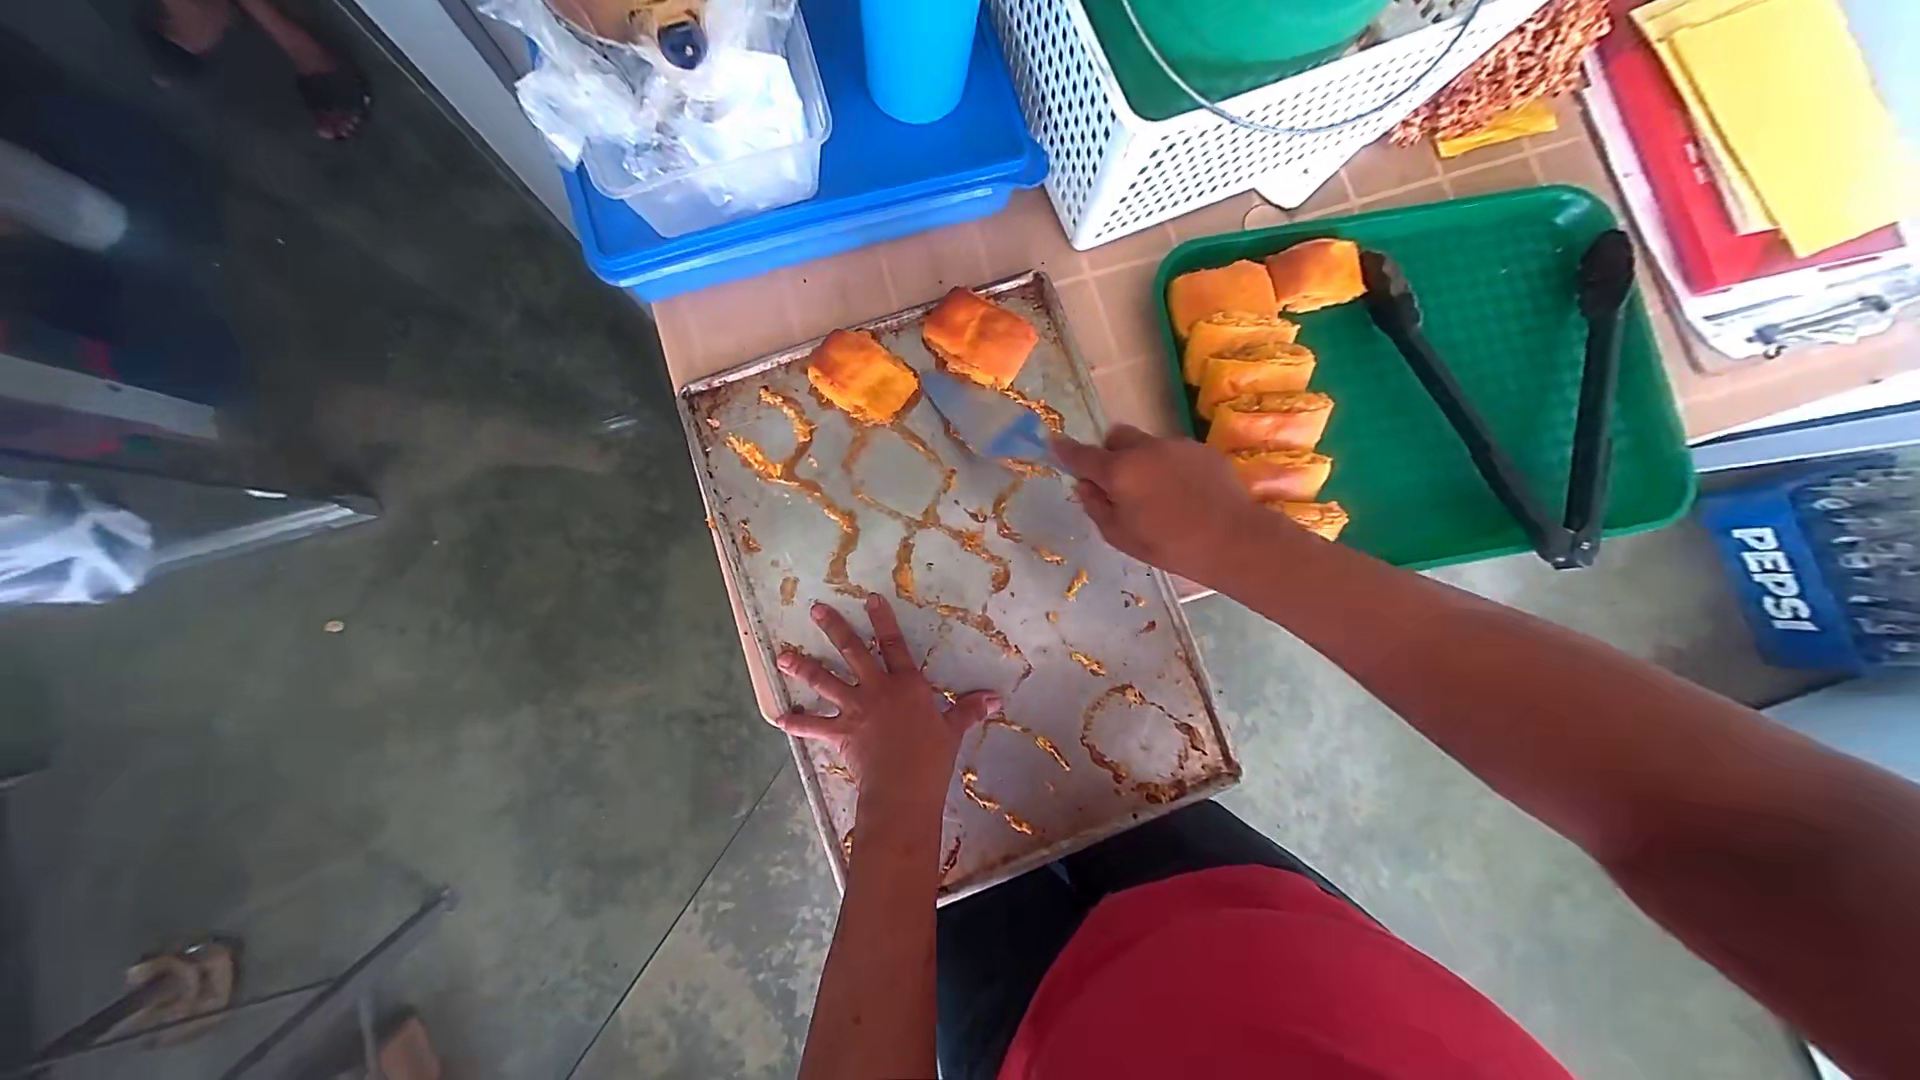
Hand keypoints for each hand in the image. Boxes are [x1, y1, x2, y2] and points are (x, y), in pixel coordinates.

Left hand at [776, 594, 1000, 811]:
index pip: (894, 644)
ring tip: (782, 655)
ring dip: (802, 667)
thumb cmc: (932, 756)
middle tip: (816, 609)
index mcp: (906, 684)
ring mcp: (855, 709)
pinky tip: (778, 716)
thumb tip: (997, 698)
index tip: (870, 598)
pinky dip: (796, 722)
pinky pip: (814, 726)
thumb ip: (970, 710)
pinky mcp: (840, 732)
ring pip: (824, 681)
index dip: (883, 620)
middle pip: (853, 652)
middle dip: (833, 628)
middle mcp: (877, 689)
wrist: (904, 786)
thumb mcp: (954, 730)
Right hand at [1052, 424, 1278, 584]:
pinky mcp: (1201, 450)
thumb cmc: (1169, 545)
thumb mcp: (1120, 536)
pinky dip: (1170, 468)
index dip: (1065, 451)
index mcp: (1119, 471)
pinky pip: (1174, 453)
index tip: (1055, 444)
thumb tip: (1085, 486)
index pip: (1083, 455)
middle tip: (1118, 483)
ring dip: (1143, 462)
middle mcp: (1145, 449)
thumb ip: (1096, 507)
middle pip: (1116, 437)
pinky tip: (1184, 495)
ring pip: (1147, 445)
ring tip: (1159, 495)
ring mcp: (1176, 446)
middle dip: (1111, 453)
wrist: (1233, 539)